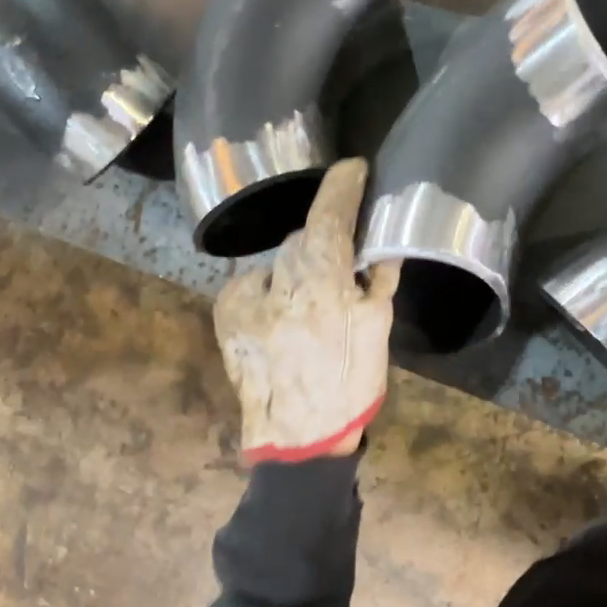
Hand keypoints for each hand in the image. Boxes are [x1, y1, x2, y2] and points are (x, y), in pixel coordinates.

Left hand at [214, 159, 401, 463]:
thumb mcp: (378, 331)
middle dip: (322, 244)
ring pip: (278, 262)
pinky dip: (268, 290)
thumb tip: (380, 247)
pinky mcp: (226, 314)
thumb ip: (378, 281)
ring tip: (309, 306)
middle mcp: (280, 283)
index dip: (342, 186)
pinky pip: (253, 283)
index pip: (329, 216)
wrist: (299, 437)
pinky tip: (280, 317)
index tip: (352, 169)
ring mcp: (247, 298)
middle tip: (340, 268)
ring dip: (295, 272)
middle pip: (304, 239)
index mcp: (322, 285)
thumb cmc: (349, 385)